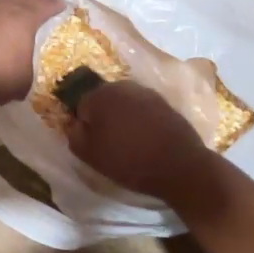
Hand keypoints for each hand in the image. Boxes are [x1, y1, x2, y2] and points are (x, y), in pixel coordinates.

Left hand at [0, 0, 64, 105]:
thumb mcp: (25, 81)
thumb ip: (32, 69)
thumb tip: (30, 68)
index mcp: (23, 16)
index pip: (47, 3)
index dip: (57, 6)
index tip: (63, 9)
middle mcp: (0, 6)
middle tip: (36, 12)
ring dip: (3, 12)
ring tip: (5, 32)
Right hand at [68, 81, 216, 198]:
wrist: (180, 167)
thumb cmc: (128, 160)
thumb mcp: (89, 154)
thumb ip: (73, 134)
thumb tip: (74, 122)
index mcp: (99, 95)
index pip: (80, 105)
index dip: (84, 124)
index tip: (92, 142)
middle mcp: (122, 86)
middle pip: (103, 99)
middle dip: (103, 116)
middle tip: (108, 141)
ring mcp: (146, 93)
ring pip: (124, 103)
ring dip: (123, 117)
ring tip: (128, 141)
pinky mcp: (165, 103)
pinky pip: (143, 109)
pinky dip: (141, 120)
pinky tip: (146, 139)